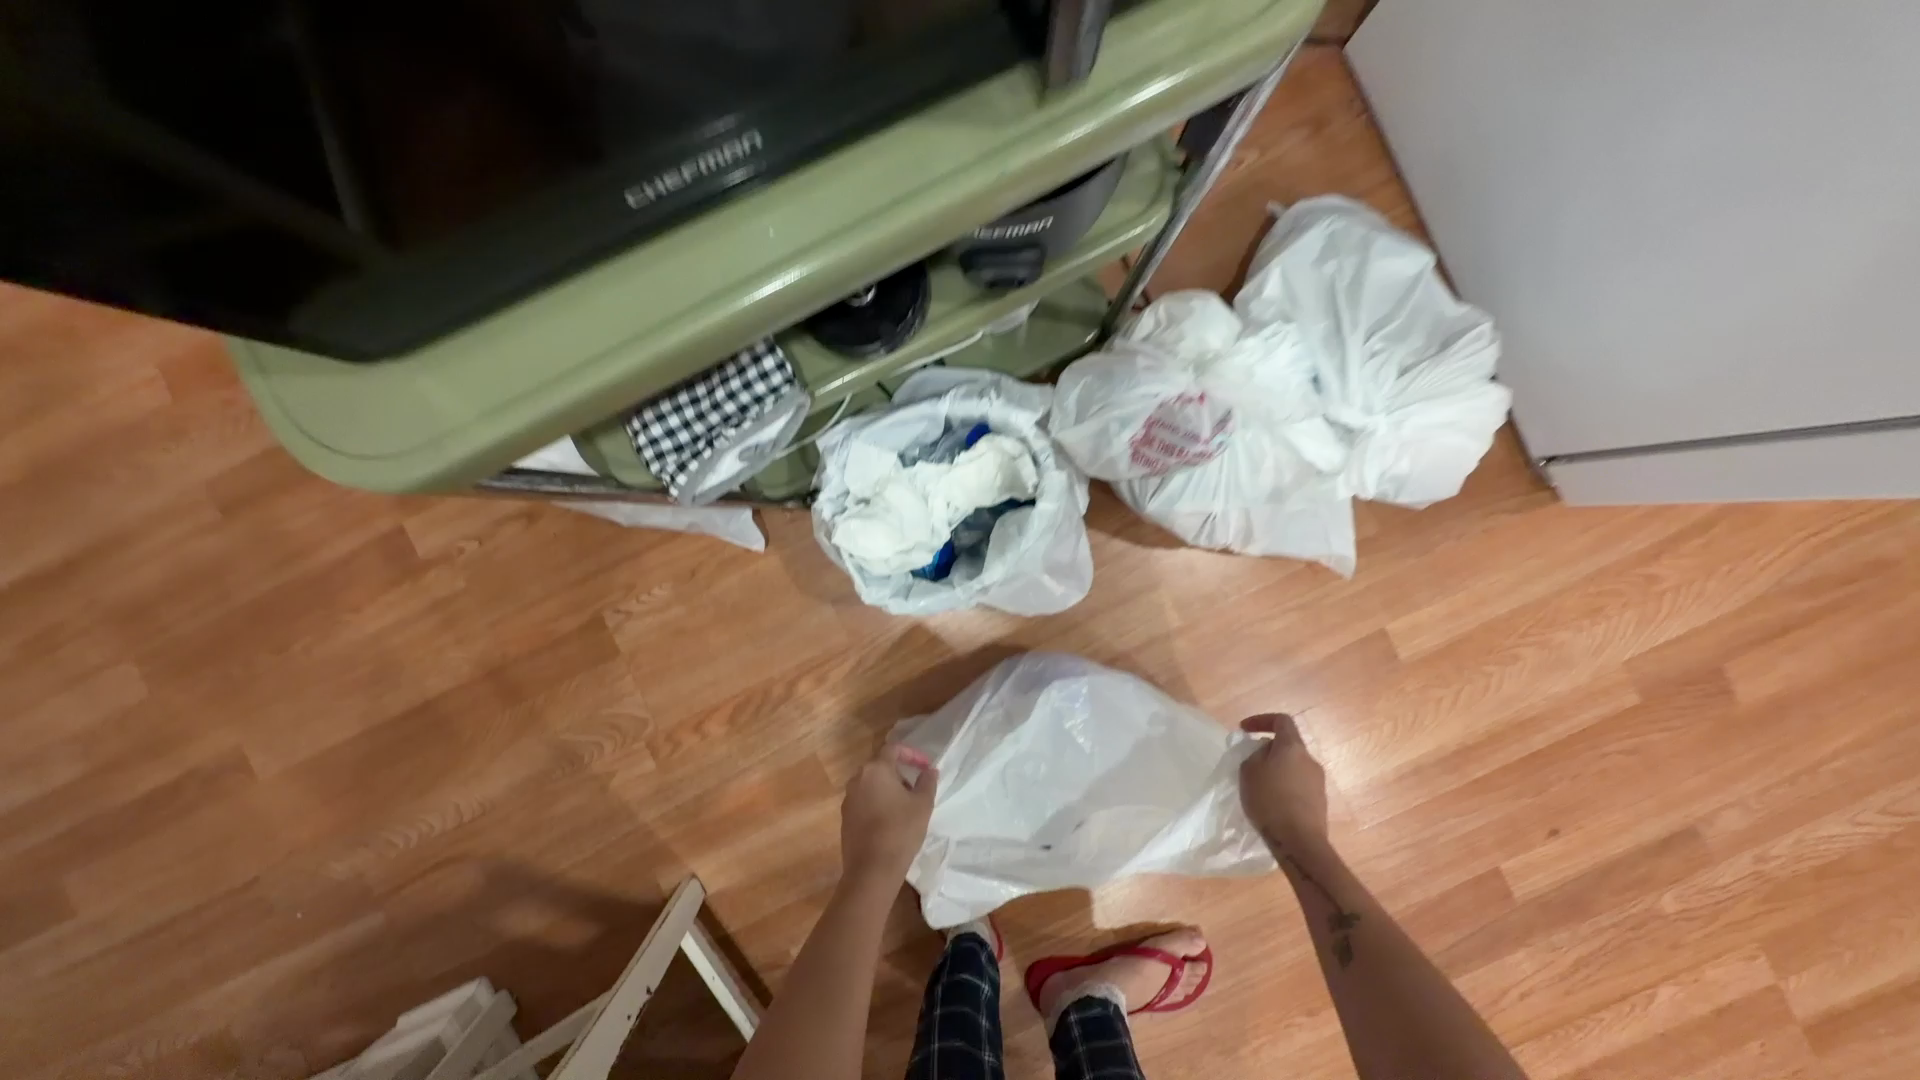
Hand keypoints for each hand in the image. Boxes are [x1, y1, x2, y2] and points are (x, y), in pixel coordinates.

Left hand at [840, 744, 938, 889]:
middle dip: (900, 773)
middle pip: (880, 766)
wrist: (871, 870)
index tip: (926, 767)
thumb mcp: (922, 805)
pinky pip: (864, 801)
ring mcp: (848, 799)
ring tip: (906, 806)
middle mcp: (857, 779)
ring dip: (889, 789)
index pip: (893, 749)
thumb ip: (927, 782)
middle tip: (917, 788)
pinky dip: (878, 802)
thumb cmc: (900, 830)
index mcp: (876, 770)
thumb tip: (929, 771)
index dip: (912, 754)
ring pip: (871, 784)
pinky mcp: (845, 818)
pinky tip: (890, 821)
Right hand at [1238, 714, 1330, 857]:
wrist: (1299, 841)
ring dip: (1276, 770)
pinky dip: (1283, 787)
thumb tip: (1266, 753)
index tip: (1244, 730)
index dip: (1261, 720)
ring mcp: (1317, 782)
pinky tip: (1271, 803)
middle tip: (1249, 763)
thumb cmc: (1269, 800)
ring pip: (1293, 766)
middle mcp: (1310, 760)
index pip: (1281, 720)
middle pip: (1288, 745)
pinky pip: (1298, 785)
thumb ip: (1255, 755)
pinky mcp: (1319, 802)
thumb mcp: (1249, 771)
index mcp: (1293, 747)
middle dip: (1267, 750)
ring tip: (1258, 786)